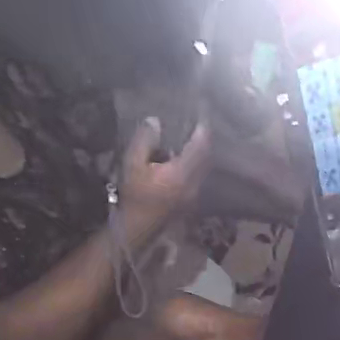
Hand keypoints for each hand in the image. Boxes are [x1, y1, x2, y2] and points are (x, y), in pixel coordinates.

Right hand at [118, 116, 211, 242]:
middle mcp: (194, 184)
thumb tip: (156, 121)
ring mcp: (194, 195)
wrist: (138, 229)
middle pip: (205, 156)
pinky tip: (177, 158)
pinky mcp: (190, 201)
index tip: (201, 109)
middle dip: (202, 137)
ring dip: (197, 151)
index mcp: (183, 174)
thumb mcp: (133, 165)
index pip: (201, 145)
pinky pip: (197, 176)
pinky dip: (192, 163)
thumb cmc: (134, 197)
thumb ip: (145, 141)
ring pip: (203, 167)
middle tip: (195, 120)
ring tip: (186, 136)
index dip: (203, 126)